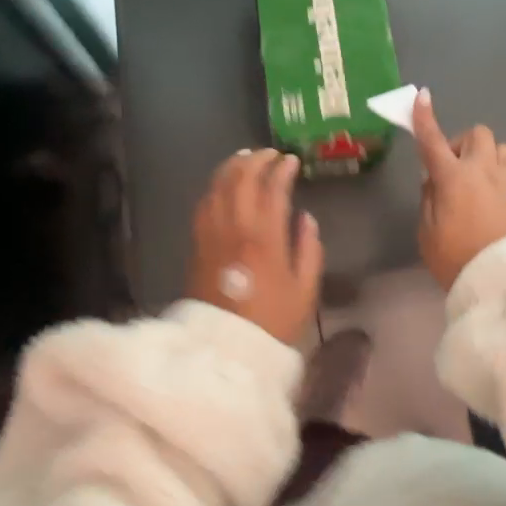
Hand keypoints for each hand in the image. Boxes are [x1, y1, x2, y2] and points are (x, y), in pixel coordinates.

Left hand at [187, 149, 323, 344]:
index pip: (273, 189)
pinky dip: (215, 187)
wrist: (225, 351)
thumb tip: (306, 219)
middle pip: (241, 179)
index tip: (292, 160)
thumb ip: (309, 250)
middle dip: (256, 160)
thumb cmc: (272, 324)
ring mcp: (212, 235)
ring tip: (245, 159)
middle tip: (270, 154)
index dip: (282, 170)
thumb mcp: (305, 291)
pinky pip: (204, 205)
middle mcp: (236, 229)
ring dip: (232, 167)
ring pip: (218, 187)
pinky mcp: (197, 245)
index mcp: (266, 239)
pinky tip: (223, 186)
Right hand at [414, 90, 505, 290]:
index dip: (425, 117)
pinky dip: (495, 177)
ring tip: (473, 182)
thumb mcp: (427, 233)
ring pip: (499, 148)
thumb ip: (428, 201)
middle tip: (450, 169)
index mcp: (453, 177)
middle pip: (477, 134)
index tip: (421, 96)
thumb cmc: (458, 259)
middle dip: (462, 143)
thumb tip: (433, 181)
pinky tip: (487, 202)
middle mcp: (482, 171)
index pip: (434, 140)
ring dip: (485, 156)